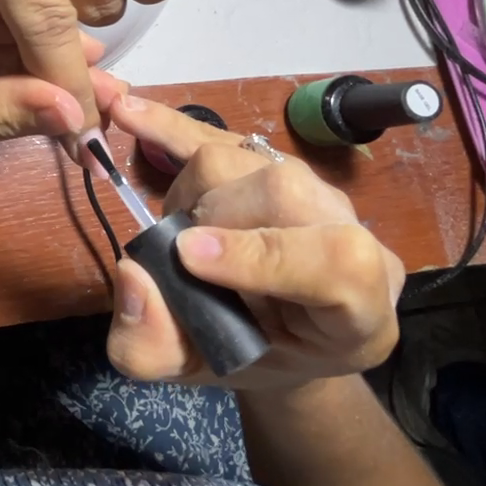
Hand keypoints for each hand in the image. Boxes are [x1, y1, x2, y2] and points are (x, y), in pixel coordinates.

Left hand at [0, 0, 100, 226]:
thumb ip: (5, 112)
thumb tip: (76, 107)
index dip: (49, 21)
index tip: (97, 52)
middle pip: (16, 25)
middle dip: (64, 58)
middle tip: (116, 86)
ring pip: (19, 54)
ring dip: (59, 82)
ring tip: (112, 103)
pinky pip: (9, 80)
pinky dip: (39, 99)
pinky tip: (78, 111)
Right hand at [94, 79, 404, 392]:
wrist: (273, 331)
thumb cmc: (246, 355)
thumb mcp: (198, 373)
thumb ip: (156, 346)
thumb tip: (133, 275)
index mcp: (359, 310)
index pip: (338, 262)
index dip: (261, 254)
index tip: (188, 255)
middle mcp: (352, 235)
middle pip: (277, 189)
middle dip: (207, 215)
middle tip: (177, 253)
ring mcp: (313, 187)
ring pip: (238, 156)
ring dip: (186, 189)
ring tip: (177, 227)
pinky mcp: (268, 157)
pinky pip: (213, 132)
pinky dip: (165, 124)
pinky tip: (126, 113)